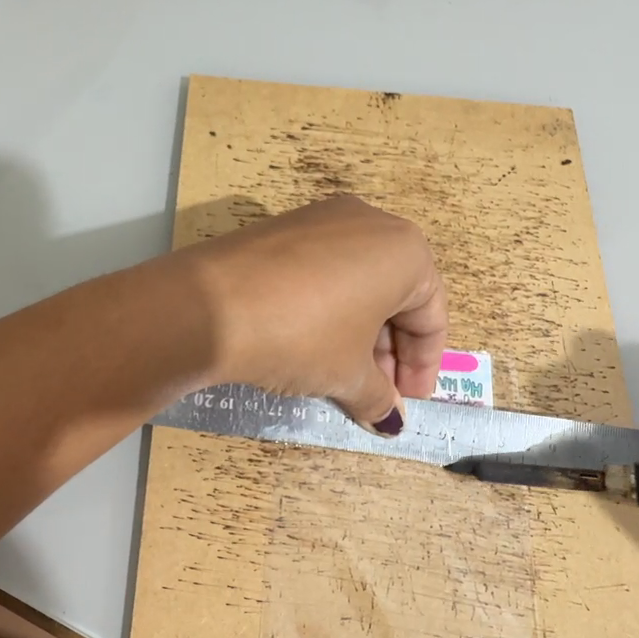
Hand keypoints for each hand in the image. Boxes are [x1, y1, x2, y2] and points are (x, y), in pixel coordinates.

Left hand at [172, 195, 447, 432]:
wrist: (207, 306)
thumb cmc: (301, 335)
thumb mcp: (347, 373)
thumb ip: (378, 396)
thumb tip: (389, 418)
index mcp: (404, 249)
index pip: (431, 315)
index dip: (424, 366)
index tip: (410, 403)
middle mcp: (368, 222)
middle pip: (395, 294)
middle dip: (388, 350)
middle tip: (376, 394)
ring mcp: (320, 219)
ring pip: (357, 282)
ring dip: (358, 332)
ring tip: (342, 377)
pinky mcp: (280, 228)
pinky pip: (322, 271)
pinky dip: (326, 309)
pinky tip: (309, 346)